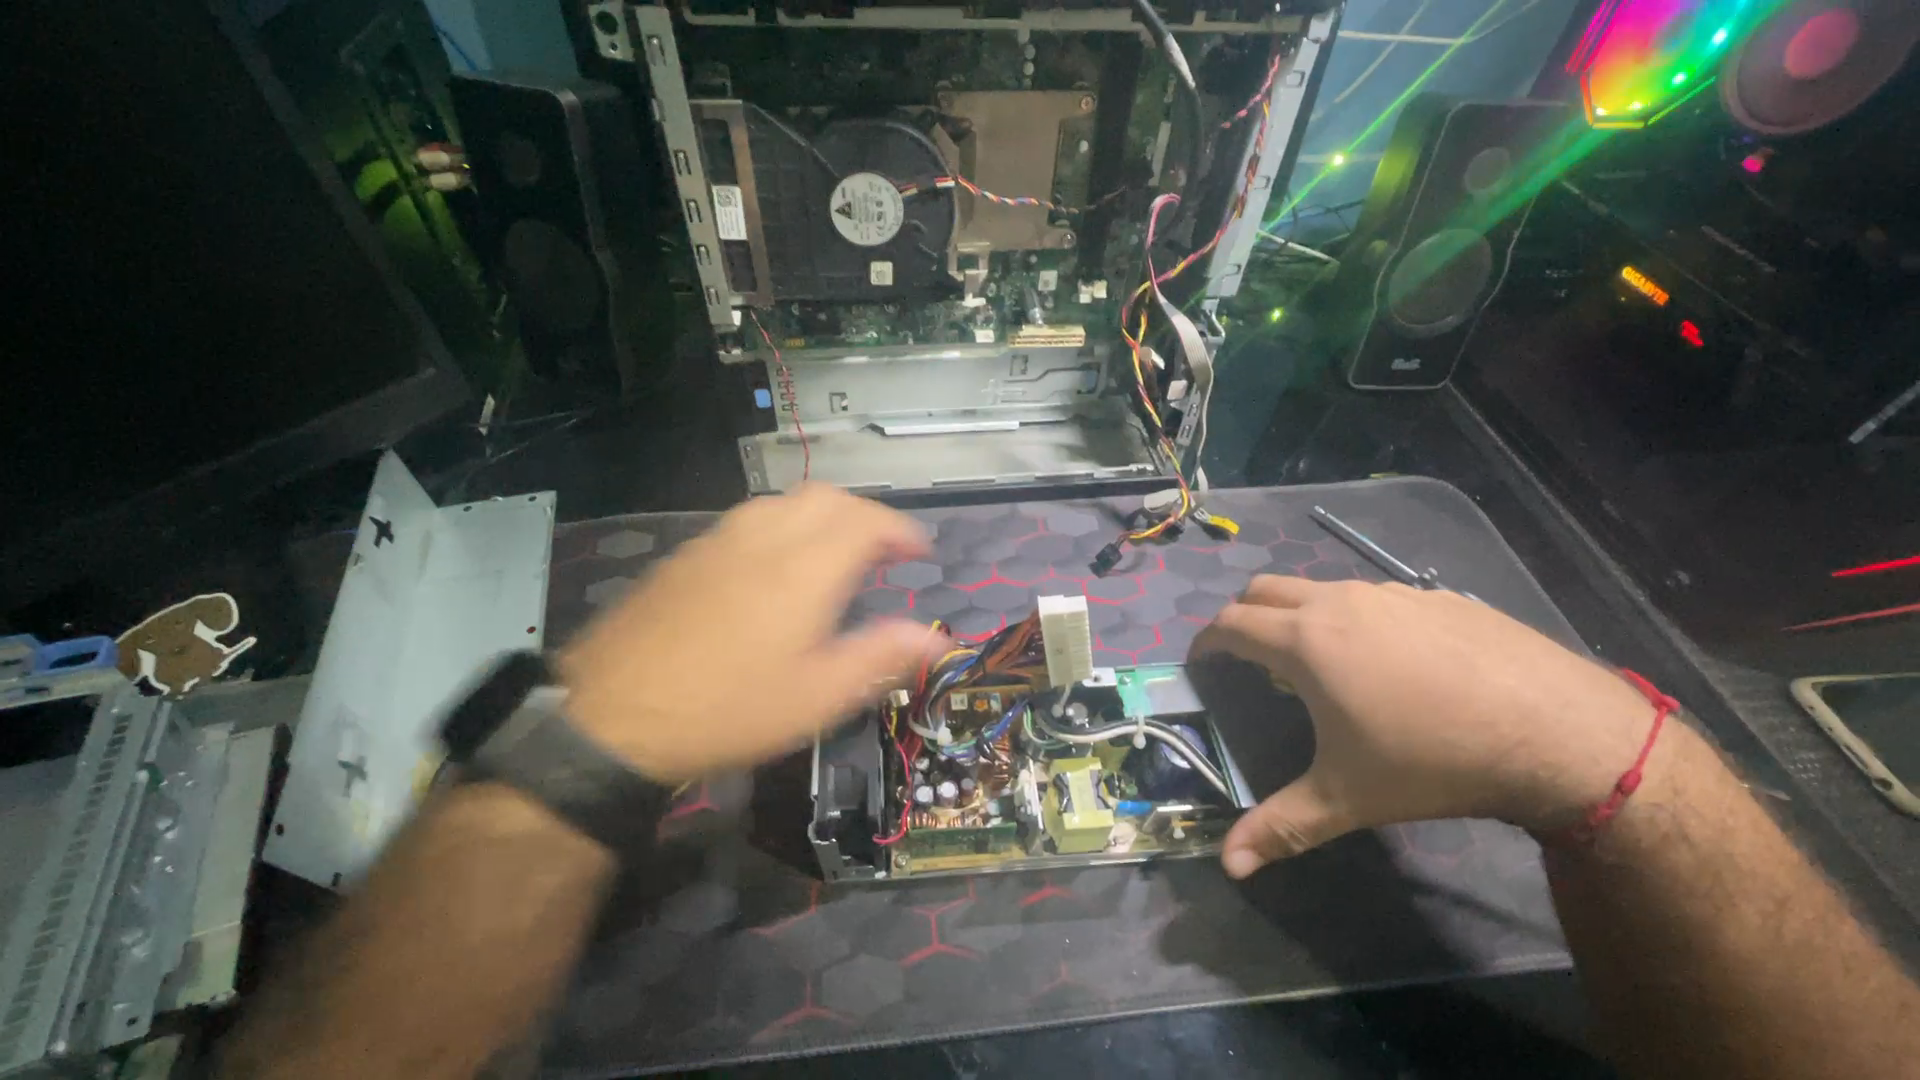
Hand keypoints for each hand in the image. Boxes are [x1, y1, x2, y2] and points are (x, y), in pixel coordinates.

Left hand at [557, 485, 942, 780]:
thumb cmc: (728, 709)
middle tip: (883, 553)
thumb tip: (938, 639)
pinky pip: (747, 522)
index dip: (901, 530)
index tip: (920, 552)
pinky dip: (781, 528)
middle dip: (864, 515)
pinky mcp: (684, 557)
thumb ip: (881, 658)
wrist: (609, 715)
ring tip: (835, 556)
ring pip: (782, 503)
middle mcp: (763, 538)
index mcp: (805, 567)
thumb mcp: (817, 698)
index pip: (866, 521)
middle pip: (825, 498)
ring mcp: (717, 543)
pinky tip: (774, 571)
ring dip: (821, 517)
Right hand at [1194, 576, 1655, 877]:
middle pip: (1263, 590)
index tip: (1202, 663)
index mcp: (1305, 642)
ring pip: (1321, 588)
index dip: (1206, 642)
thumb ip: (1281, 827)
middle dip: (1242, 617)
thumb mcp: (1347, 798)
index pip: (1230, 625)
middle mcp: (1340, 602)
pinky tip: (1390, 664)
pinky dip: (1354, 618)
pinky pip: (1374, 597)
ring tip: (1320, 665)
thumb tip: (1229, 867)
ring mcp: (1392, 593)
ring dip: (1300, 614)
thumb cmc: (1433, 761)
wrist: (1559, 733)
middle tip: (1247, 658)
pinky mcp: (1437, 596)